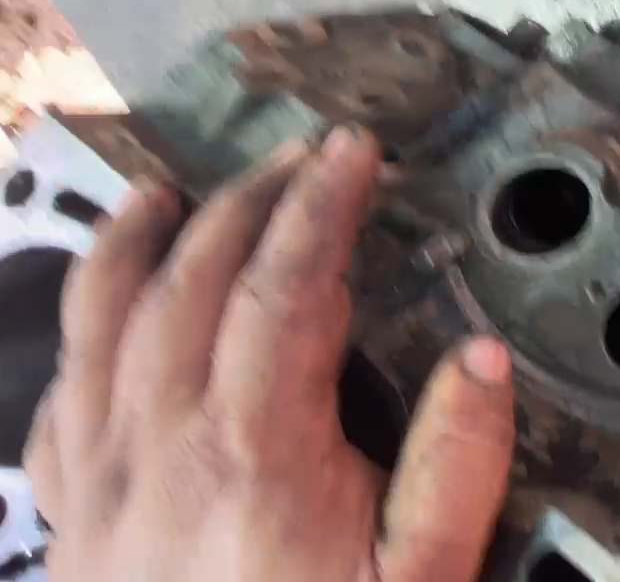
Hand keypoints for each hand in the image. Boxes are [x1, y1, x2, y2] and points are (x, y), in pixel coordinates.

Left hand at [23, 127, 516, 581]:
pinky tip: (103, 306)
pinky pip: (61, 402)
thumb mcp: (425, 571)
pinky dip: (81, 331)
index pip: (285, 293)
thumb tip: (486, 352)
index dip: (320, 209)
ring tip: (167, 191)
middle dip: (249, 204)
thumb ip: (462, 461)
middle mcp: (161, 453)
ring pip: (102, 335)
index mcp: (258, 454)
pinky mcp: (75, 519)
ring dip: (139, 249)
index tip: (353, 152)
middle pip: (191, 292)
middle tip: (302, 154)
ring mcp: (99, 487)